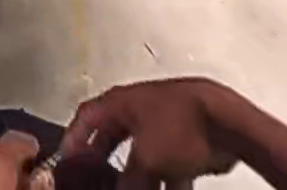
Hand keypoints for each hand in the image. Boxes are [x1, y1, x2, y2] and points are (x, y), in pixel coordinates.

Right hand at [61, 79, 240, 187]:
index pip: (86, 117)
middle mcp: (135, 112)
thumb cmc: (177, 128)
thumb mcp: (146, 159)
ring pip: (136, 160)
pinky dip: (161, 186)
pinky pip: (161, 170)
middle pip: (109, 139)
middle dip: (100, 165)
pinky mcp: (179, 144)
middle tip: (91, 186)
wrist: (224, 121)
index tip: (62, 167)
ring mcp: (158, 127)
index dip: (72, 140)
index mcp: (120, 103)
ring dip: (133, 181)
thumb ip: (129, 182)